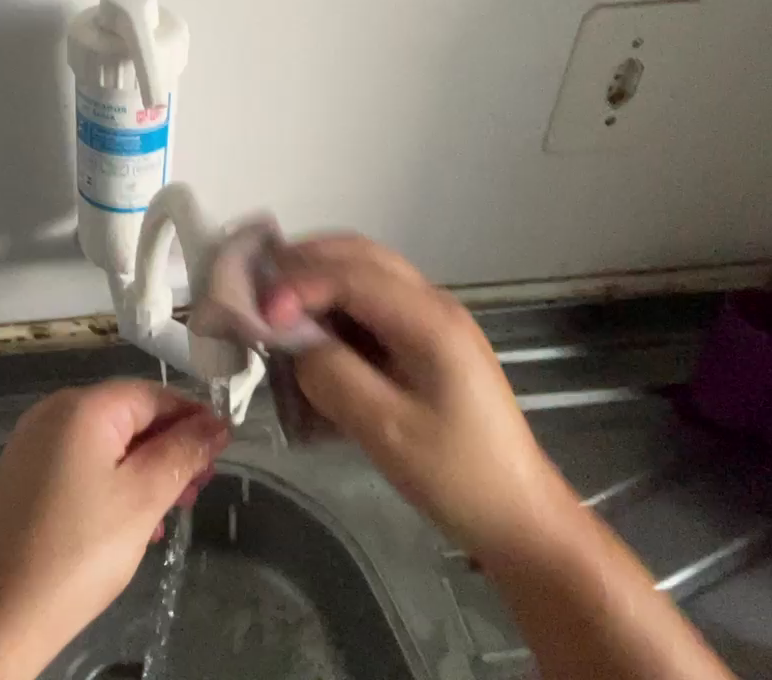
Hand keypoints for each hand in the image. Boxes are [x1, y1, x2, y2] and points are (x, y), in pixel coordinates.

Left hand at [0, 380, 228, 679]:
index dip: (191, 418)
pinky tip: (131, 522)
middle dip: (168, 448)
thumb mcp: (143, 497)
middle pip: (126, 416)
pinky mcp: (22, 474)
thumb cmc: (80, 549)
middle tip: (198, 490)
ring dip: (143, 469)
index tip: (222, 452)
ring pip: (104, 443)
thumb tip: (216, 423)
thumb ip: (183, 453)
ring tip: (169, 512)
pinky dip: (111, 482)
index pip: (151, 394)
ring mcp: (31, 443)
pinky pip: (79, 464)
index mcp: (81, 407)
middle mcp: (51, 413)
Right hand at [268, 236, 580, 560]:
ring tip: (272, 305)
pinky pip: (368, 302)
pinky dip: (331, 304)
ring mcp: (430, 320)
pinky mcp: (422, 341)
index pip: (352, 274)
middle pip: (358, 255)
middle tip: (254, 289)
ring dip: (315, 279)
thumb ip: (332, 376)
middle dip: (302, 264)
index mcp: (430, 321)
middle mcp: (432, 305)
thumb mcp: (387, 430)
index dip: (299, 285)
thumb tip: (292, 342)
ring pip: (362, 272)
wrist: (518, 515)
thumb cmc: (457, 476)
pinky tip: (307, 331)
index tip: (261, 316)